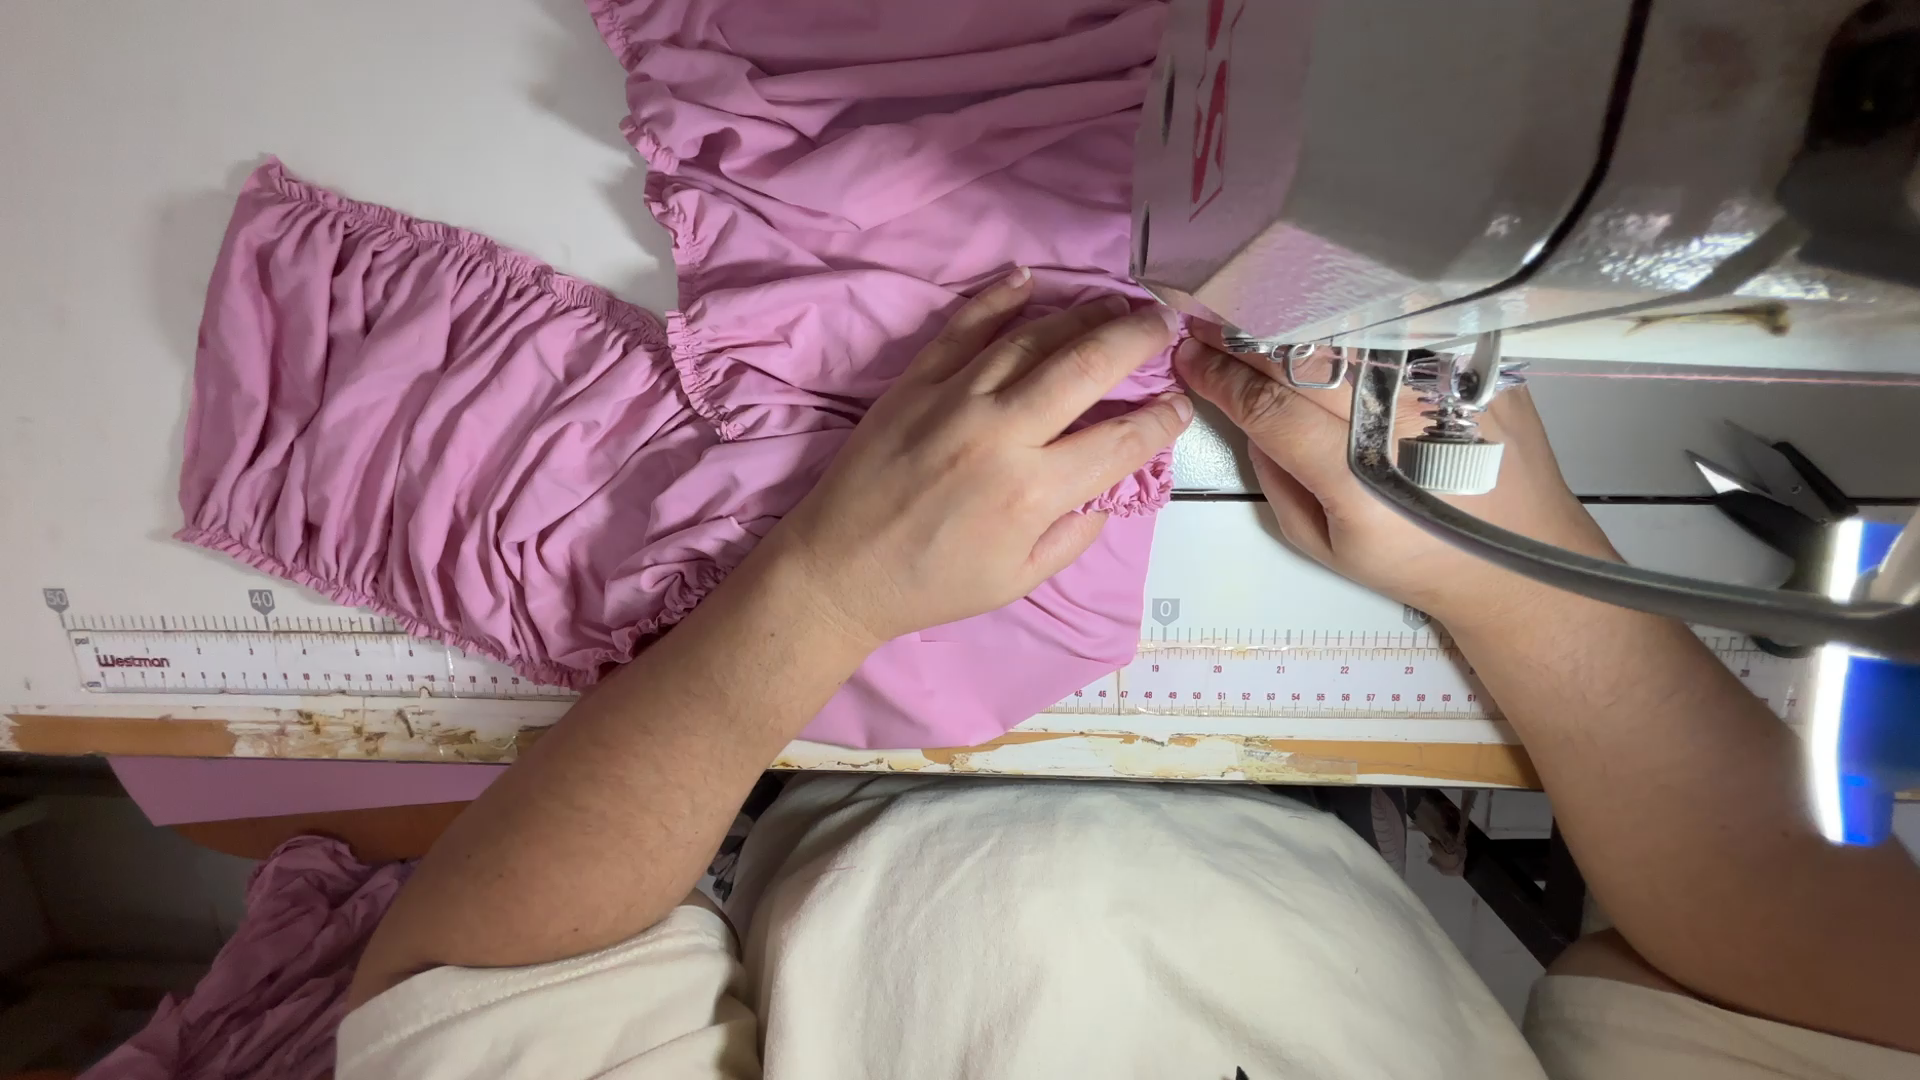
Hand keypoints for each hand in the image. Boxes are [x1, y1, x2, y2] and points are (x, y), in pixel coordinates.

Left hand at [764, 269, 1189, 647]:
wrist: (839, 571)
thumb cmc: (932, 585)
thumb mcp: (1017, 580)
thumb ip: (1073, 534)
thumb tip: (1107, 491)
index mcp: (1034, 492)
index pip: (1120, 441)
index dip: (1161, 420)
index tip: (1179, 404)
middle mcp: (1002, 433)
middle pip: (1087, 365)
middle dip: (1138, 338)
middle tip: (1165, 321)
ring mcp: (954, 399)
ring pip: (1033, 337)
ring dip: (1084, 313)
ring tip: (1115, 303)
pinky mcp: (914, 383)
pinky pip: (963, 329)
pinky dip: (997, 299)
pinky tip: (1027, 279)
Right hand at [1174, 339, 1613, 634]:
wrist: (1521, 563)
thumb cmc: (1410, 564)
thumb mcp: (1320, 544)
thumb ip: (1275, 479)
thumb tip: (1252, 421)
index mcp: (1357, 478)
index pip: (1270, 408)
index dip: (1221, 379)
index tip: (1188, 359)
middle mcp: (1401, 422)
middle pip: (1303, 361)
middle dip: (1242, 338)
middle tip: (1204, 323)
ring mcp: (1444, 390)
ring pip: (1349, 336)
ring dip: (1289, 322)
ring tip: (1249, 312)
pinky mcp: (1475, 371)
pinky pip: (1399, 331)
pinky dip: (1349, 319)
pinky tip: (1316, 310)